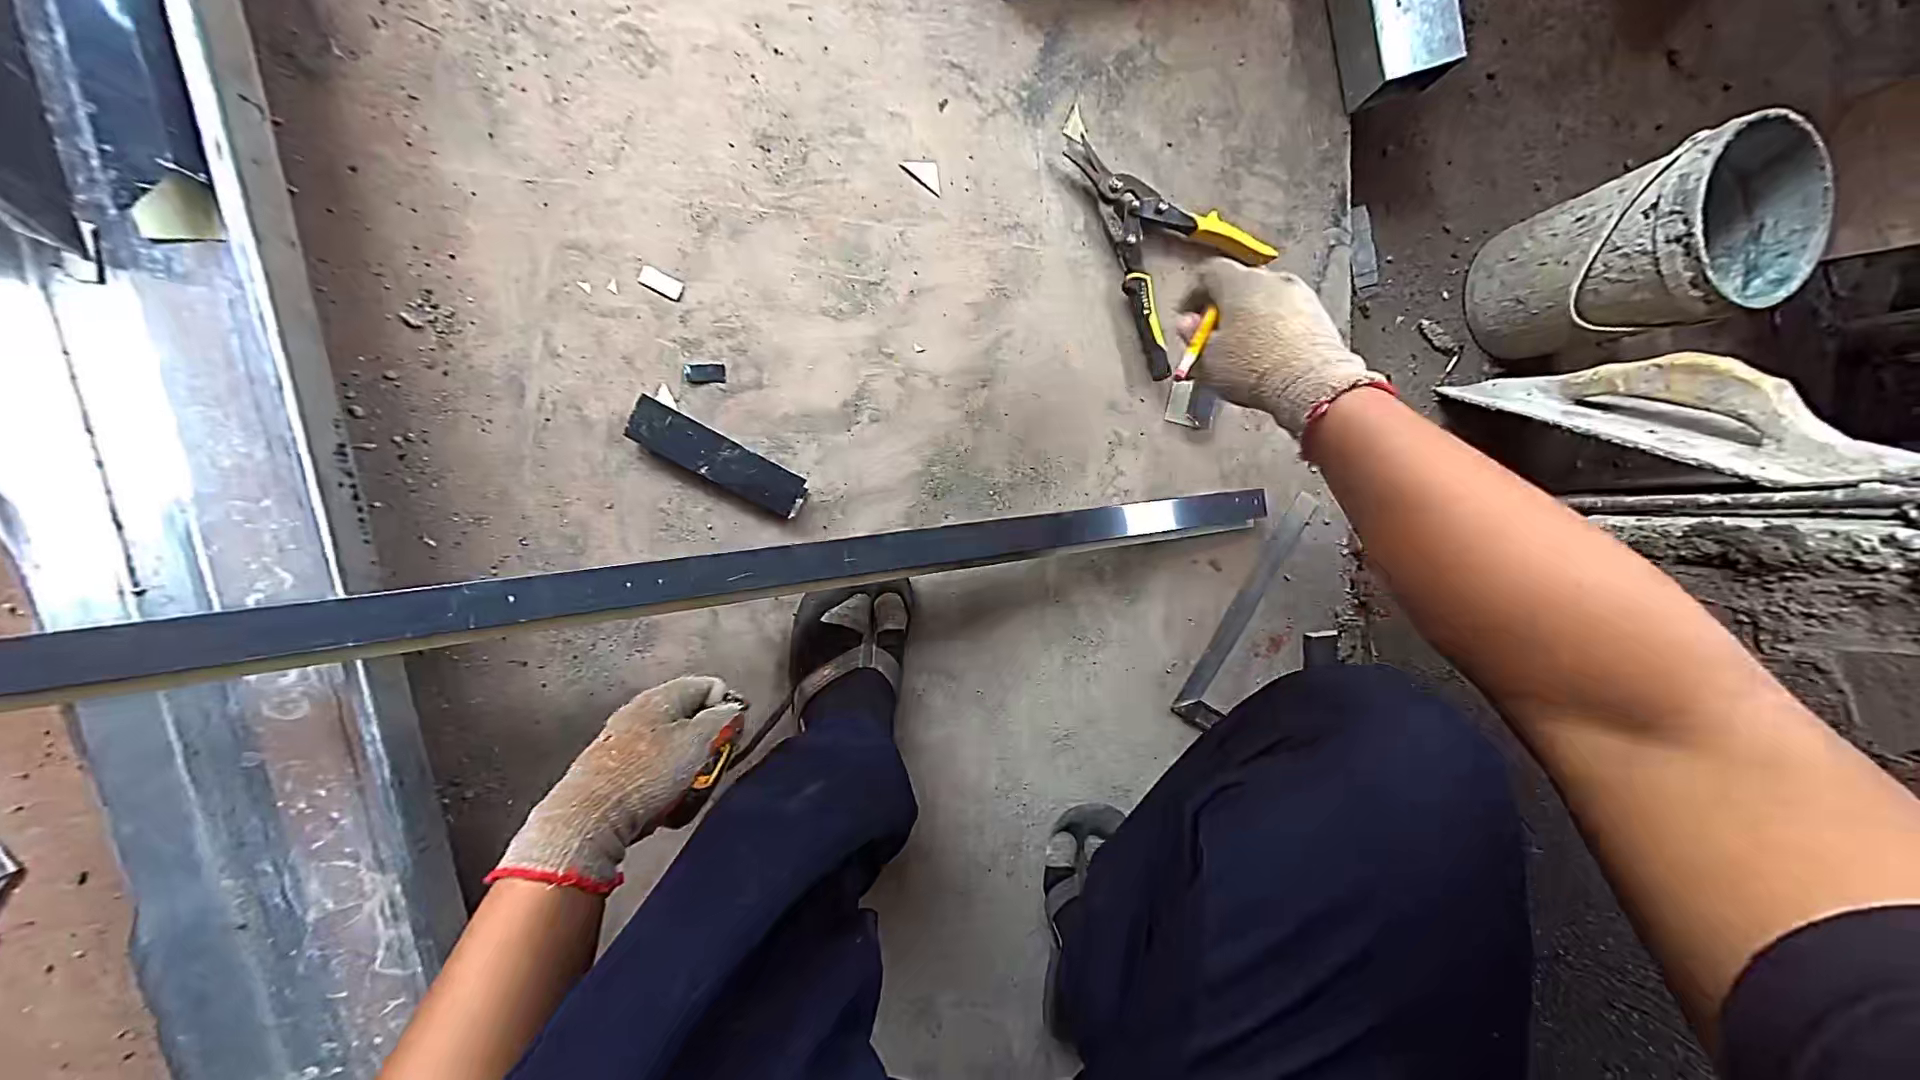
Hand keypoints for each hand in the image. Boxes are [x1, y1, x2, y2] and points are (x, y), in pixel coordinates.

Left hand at [489, 675, 745, 892]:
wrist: (587, 820)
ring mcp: (620, 738)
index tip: (731, 733)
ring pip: (671, 740)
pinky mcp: (609, 767)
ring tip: (688, 783)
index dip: (727, 707)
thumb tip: (731, 708)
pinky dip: (663, 776)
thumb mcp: (698, 742)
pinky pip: (650, 763)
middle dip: (706, 737)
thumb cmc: (647, 775)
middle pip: (689, 714)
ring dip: (686, 759)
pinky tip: (663, 796)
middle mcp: (637, 709)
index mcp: (660, 696)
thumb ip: (721, 719)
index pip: (709, 685)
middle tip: (712, 761)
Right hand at [1176, 261, 1386, 436]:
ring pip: (1262, 301)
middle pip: (1236, 286)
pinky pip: (1284, 315)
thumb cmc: (1256, 368)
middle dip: (1221, 310)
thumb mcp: (1206, 358)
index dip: (1192, 295)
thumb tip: (1186, 325)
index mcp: (1237, 283)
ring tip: (1238, 352)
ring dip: (1247, 320)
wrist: (1307, 383)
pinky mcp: (1316, 312)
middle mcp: (1269, 279)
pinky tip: (1263, 355)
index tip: (1188, 317)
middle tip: (1210, 339)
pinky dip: (1270, 329)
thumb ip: (1192, 336)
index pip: (1208, 273)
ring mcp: (1297, 293)